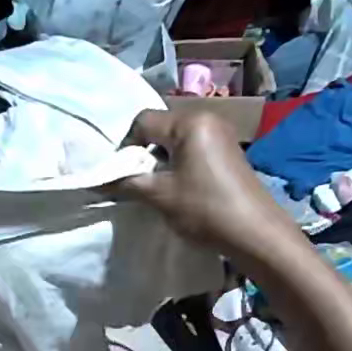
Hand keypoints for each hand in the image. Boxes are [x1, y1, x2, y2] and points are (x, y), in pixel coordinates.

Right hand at [112, 108, 295, 255]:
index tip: (123, 174)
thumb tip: (97, 182)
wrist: (254, 232)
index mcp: (189, 122)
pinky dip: (178, 163)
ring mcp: (221, 134)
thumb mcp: (159, 195)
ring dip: (161, 160)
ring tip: (157, 187)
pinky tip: (178, 187)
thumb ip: (126, 183)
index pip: (143, 121)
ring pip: (176, 139)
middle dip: (144, 152)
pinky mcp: (228, 151)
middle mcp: (206, 118)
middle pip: (160, 127)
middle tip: (138, 181)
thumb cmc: (204, 208)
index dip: (126, 146)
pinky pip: (192, 148)